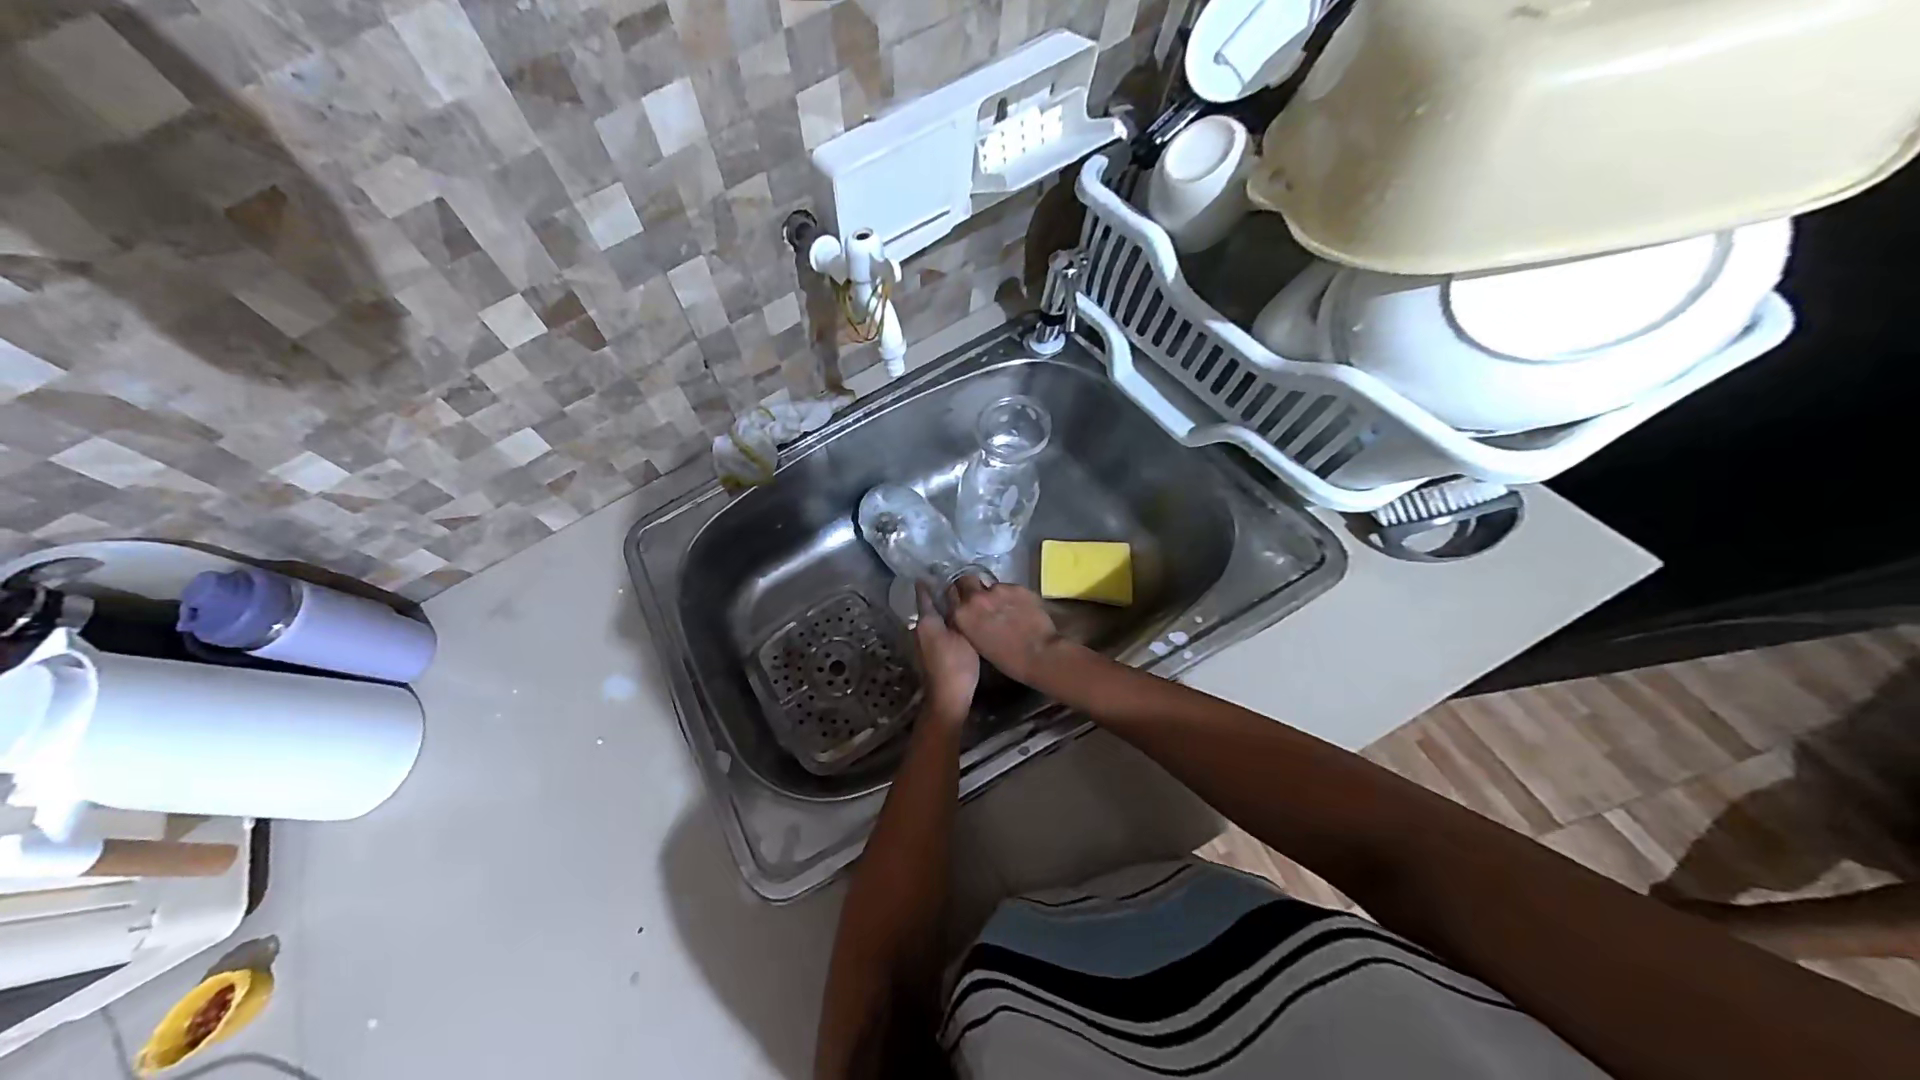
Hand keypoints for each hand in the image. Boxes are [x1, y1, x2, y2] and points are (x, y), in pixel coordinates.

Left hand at [913, 583, 977, 723]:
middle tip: (958, 586)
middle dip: (939, 596)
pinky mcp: (926, 653)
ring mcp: (920, 642)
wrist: (947, 698)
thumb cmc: (957, 664)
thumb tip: (954, 589)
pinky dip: (943, 624)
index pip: (924, 594)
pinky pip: (934, 630)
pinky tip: (958, 624)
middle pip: (928, 606)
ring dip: (942, 611)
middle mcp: (918, 628)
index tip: (936, 570)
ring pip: (931, 619)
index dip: (929, 582)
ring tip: (961, 603)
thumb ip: (957, 611)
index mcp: (926, 621)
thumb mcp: (964, 634)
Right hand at [944, 576, 1066, 686]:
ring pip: (992, 585)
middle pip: (966, 580)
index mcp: (962, 614)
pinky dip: (1014, 596)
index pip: (951, 595)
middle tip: (982, 599)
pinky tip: (1022, 608)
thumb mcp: (977, 644)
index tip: (964, 603)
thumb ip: (969, 623)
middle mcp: (976, 597)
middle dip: (972, 587)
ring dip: (996, 594)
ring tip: (1007, 608)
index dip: (959, 599)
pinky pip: (1011, 588)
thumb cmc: (1007, 659)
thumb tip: (971, 615)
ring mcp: (998, 589)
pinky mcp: (1018, 587)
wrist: (1039, 654)